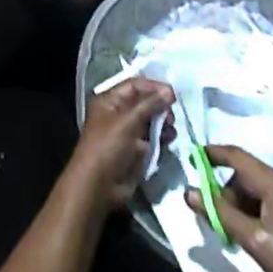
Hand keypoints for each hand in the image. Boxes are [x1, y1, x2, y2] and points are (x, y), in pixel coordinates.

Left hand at [64, 79, 174, 209]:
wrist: (99, 186)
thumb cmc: (108, 147)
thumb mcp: (127, 121)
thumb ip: (149, 105)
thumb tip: (169, 91)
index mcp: (109, 101)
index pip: (134, 86)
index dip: (153, 86)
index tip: (173, 93)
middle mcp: (118, 114)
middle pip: (144, 102)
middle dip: (159, 105)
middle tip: (172, 114)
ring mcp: (128, 133)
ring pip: (150, 121)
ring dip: (163, 122)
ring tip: (171, 127)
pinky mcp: (136, 151)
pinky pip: (152, 138)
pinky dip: (161, 137)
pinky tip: (169, 139)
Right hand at [187, 146, 272, 271]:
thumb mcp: (253, 241)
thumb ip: (220, 214)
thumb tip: (189, 192)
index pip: (237, 156)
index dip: (212, 153)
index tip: (192, 156)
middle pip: (246, 175)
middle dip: (226, 192)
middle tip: (216, 218)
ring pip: (259, 191)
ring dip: (241, 206)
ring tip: (236, 234)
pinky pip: (272, 204)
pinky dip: (256, 214)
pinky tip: (255, 237)